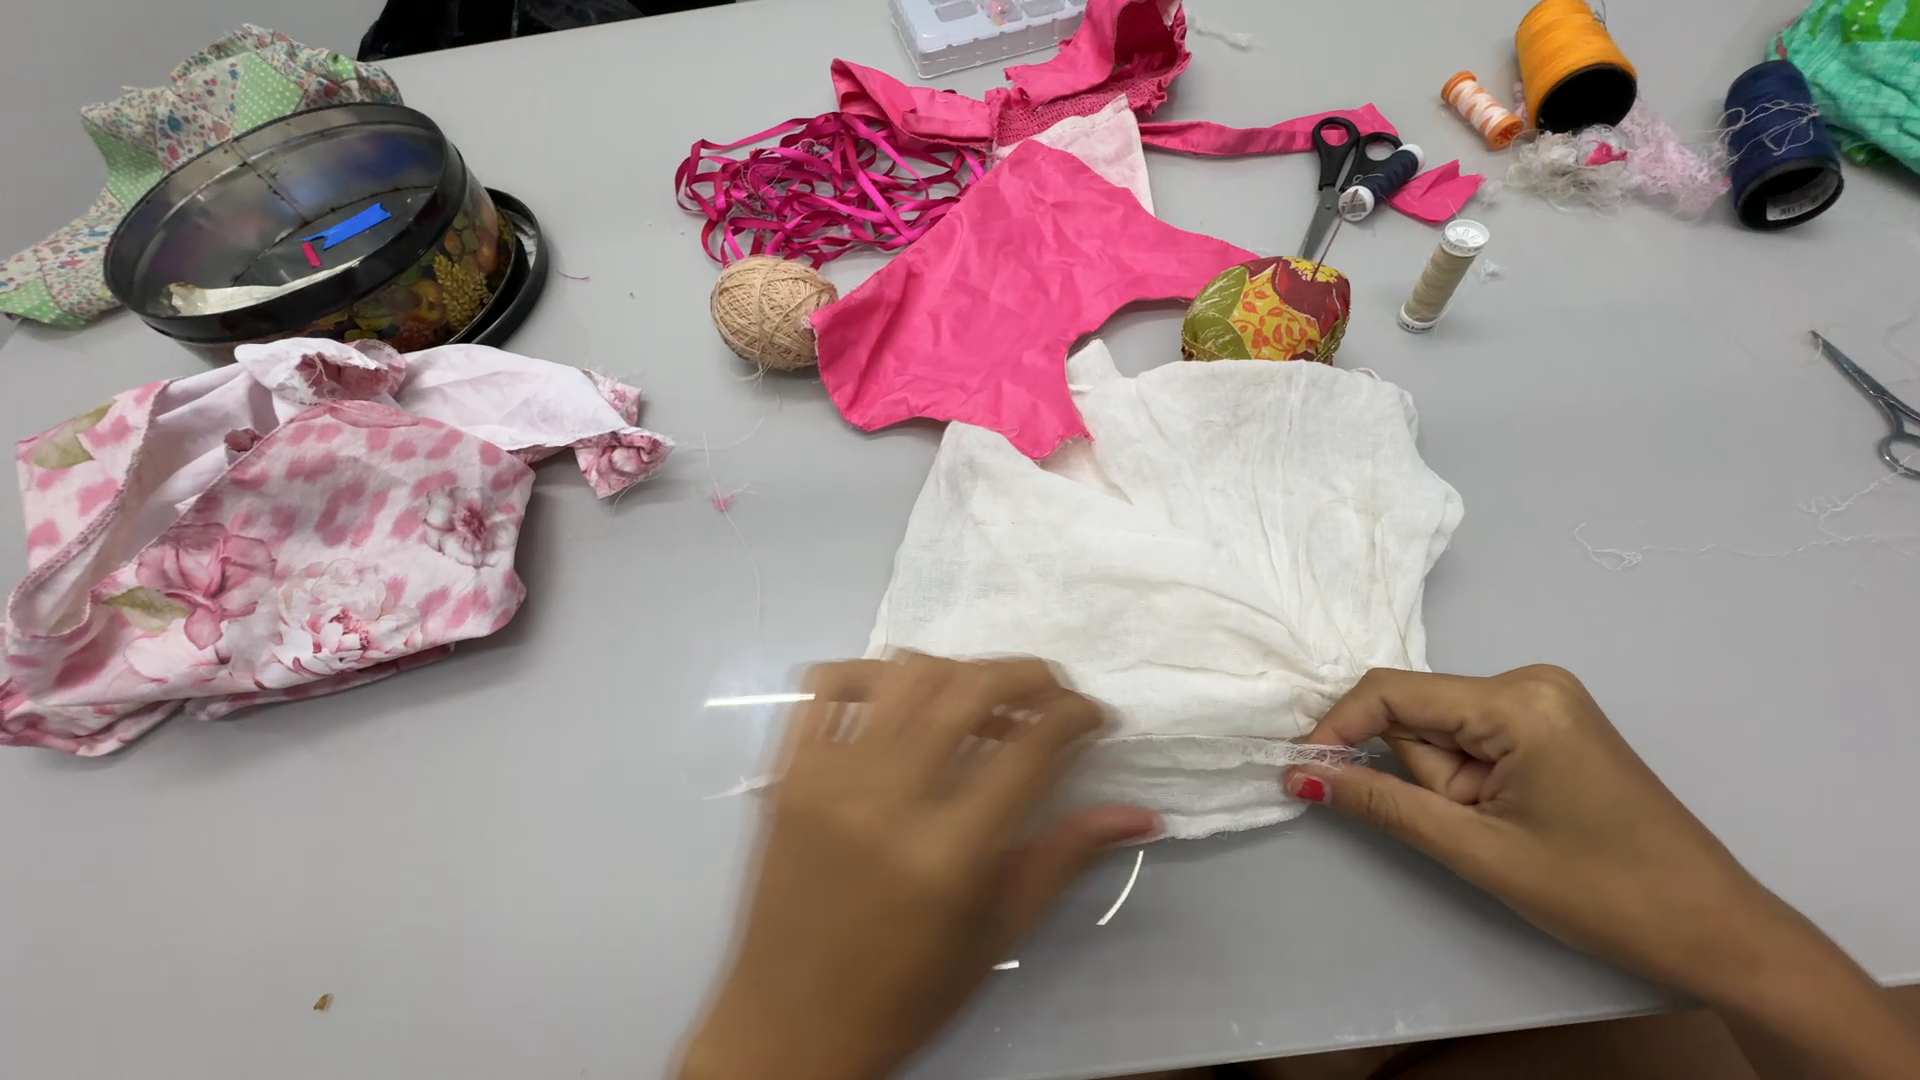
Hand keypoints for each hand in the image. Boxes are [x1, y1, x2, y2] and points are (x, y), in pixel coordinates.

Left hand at [678, 654, 1159, 1079]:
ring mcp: (828, 777)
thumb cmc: (904, 992)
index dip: (1077, 715)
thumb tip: (1142, 812)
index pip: (1033, 746)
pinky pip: (826, 682)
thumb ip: (1066, 857)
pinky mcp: (787, 770)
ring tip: (979, 701)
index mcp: (950, 854)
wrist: (787, 1026)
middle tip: (1051, 692)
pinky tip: (898, 699)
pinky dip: (871, 672)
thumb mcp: (997, 935)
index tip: (1094, 716)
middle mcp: (887, 800)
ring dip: (958, 671)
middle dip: (1030, 675)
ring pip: (906, 672)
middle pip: (973, 689)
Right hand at [1284, 666, 1919, 1078]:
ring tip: (1495, 825)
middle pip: (1417, 709)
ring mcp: (1542, 698)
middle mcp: (1529, 681)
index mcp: (1518, 701)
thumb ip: (1380, 802)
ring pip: (1438, 724)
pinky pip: (1467, 733)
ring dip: (1439, 776)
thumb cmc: (1601, 892)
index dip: (1337, 728)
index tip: (1302, 771)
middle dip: (1413, 767)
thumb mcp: (1475, 849)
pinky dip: (1460, 772)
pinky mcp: (1547, 720)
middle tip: (1460, 823)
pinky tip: (1501, 810)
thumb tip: (1300, 775)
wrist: (1719, 933)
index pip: (1392, 693)